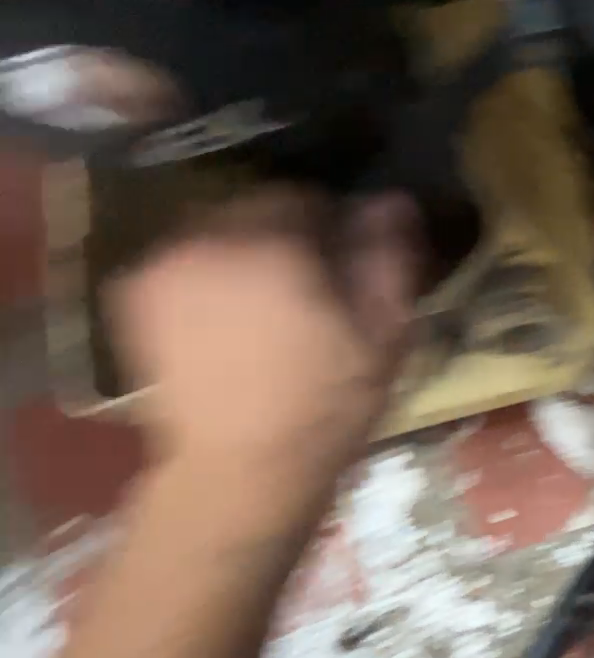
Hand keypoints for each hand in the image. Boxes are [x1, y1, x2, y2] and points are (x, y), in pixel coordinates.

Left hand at [107, 188, 420, 488]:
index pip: (303, 196)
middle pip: (252, 209)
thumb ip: (388, 261)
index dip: (336, 224)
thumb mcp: (386, 334)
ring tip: (277, 307)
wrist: (250, 461)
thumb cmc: (334, 401)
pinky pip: (182, 262)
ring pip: (213, 234)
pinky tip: (238, 323)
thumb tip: (394, 202)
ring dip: (248, 255)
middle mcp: (203, 239)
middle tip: (319, 287)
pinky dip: (212, 277)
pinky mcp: (135, 295)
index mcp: (272, 245)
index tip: (354, 262)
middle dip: (288, 237)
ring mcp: (160, 265)